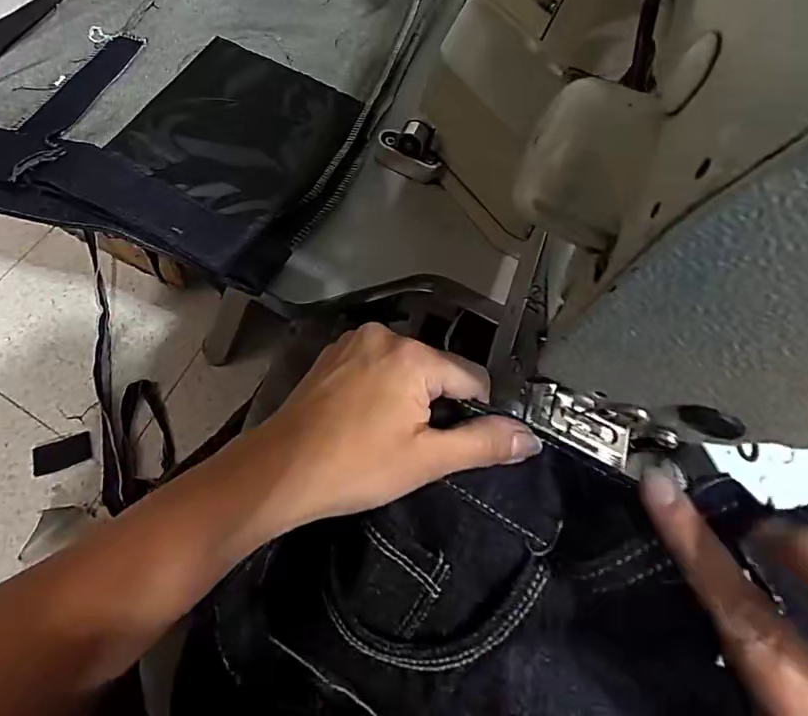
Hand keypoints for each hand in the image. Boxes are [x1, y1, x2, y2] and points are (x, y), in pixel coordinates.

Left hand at [238, 323, 540, 531]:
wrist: (278, 471)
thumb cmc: (354, 467)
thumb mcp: (426, 461)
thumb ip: (483, 444)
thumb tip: (529, 437)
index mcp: (413, 355)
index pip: (472, 378)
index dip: (471, 413)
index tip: (448, 442)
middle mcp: (385, 335)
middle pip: (437, 369)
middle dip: (435, 405)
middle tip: (410, 444)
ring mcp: (354, 340)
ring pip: (406, 367)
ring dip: (407, 396)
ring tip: (381, 435)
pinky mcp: (333, 352)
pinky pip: (376, 365)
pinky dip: (379, 387)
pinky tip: (360, 420)